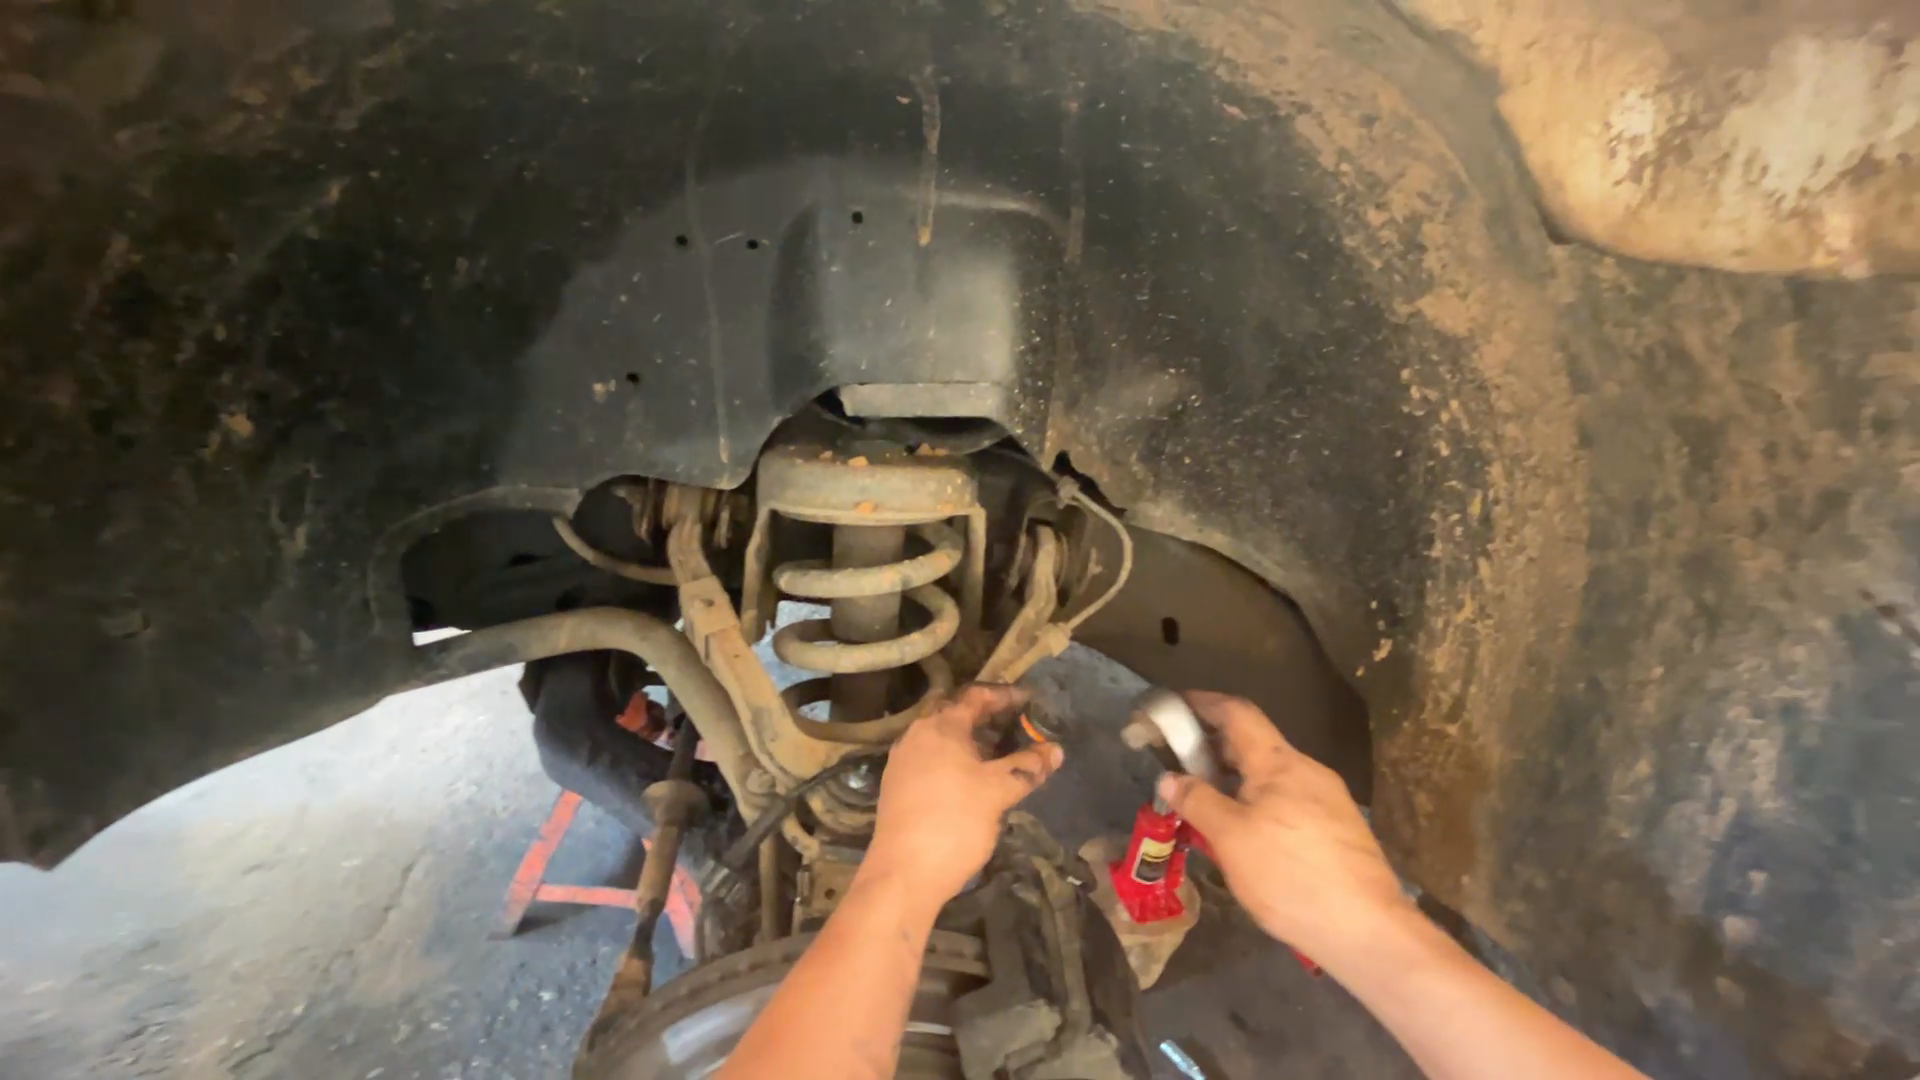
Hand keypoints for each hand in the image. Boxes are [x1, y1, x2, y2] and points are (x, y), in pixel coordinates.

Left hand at [865, 683, 1064, 910]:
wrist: (903, 874)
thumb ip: (1027, 767)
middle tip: (1017, 723)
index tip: (1031, 700)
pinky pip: (932, 757)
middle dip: (988, 716)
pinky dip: (955, 758)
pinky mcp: (899, 784)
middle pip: (957, 713)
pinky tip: (972, 778)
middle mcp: (918, 734)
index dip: (1006, 695)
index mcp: (941, 726)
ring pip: (943, 737)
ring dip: (971, 739)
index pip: (977, 696)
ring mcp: (904, 759)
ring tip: (1000, 753)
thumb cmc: (954, 822)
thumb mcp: (998, 792)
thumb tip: (1055, 749)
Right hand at [1158, 691, 1412, 966]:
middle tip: (1181, 766)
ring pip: (1272, 776)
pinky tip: (1247, 836)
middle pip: (1255, 743)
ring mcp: (1329, 800)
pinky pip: (1289, 800)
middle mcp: (1307, 770)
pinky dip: (1258, 803)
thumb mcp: (1230, 838)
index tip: (1175, 706)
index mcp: (1279, 762)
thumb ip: (1197, 801)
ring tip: (1208, 806)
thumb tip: (1169, 777)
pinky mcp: (1339, 830)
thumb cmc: (1290, 875)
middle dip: (1215, 748)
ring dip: (1236, 780)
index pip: (1237, 713)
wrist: (1369, 932)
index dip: (1204, 702)